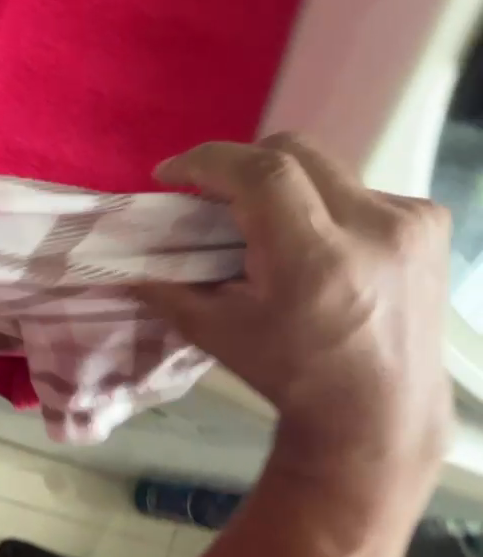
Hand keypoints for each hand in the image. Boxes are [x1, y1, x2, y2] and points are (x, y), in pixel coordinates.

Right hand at [143, 133, 453, 466]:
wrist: (376, 402)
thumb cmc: (286, 370)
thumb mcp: (211, 330)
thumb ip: (167, 287)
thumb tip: (127, 259)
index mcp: (315, 254)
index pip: (262, 173)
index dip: (207, 162)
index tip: (168, 174)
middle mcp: (374, 222)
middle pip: (296, 153)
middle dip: (238, 164)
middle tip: (203, 192)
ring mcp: (410, 217)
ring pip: (324, 170)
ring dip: (277, 186)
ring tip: (253, 226)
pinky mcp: (428, 220)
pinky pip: (355, 191)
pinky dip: (314, 205)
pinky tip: (303, 243)